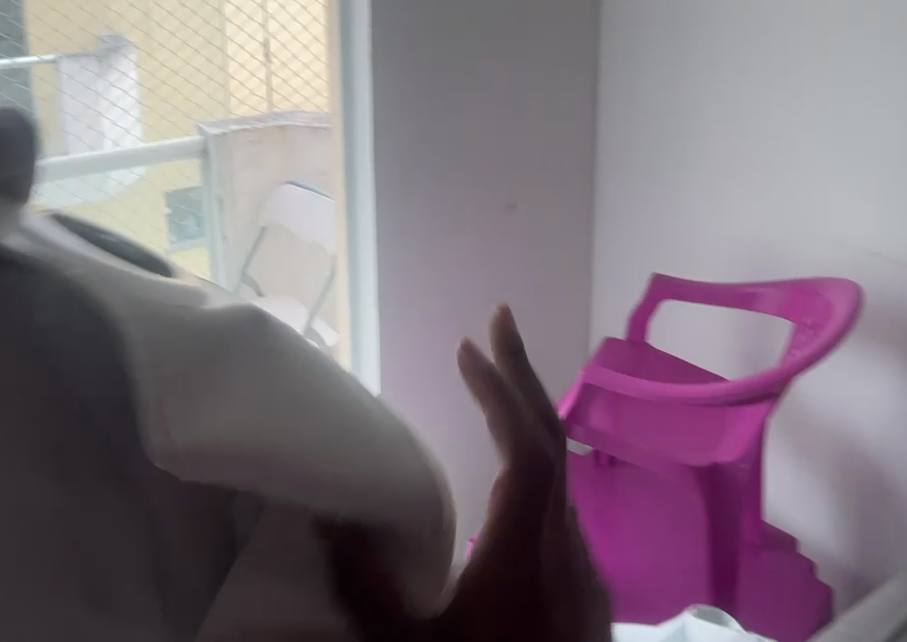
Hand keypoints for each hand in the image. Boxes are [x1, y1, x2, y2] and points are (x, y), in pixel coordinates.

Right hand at [326, 306, 612, 641]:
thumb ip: (365, 588)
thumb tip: (324, 520)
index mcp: (528, 550)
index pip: (528, 447)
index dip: (501, 389)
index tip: (467, 345)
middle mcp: (565, 543)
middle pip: (554, 437)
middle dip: (522, 372)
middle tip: (497, 319)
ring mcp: (581, 562)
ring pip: (562, 463)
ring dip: (527, 408)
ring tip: (494, 371)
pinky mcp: (582, 580)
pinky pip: (559, 491)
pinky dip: (532, 446)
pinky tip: (508, 450)